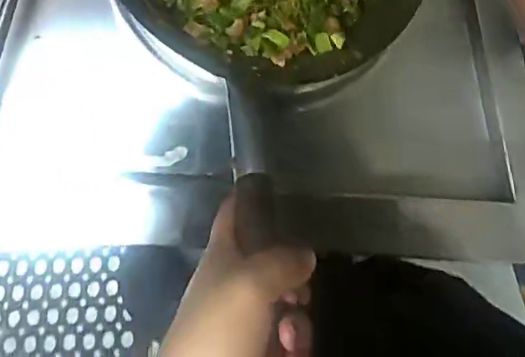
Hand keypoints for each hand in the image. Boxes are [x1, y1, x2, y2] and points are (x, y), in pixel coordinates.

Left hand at [160, 195, 316, 356]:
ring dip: (299, 319)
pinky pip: (290, 342)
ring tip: (291, 334)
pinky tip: (292, 352)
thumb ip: (281, 261)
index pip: (234, 212)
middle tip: (302, 288)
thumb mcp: (250, 282)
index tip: (277, 186)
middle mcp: (235, 283)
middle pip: (273, 264)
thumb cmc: (218, 326)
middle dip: (295, 275)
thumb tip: (306, 253)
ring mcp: (248, 322)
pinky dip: (298, 345)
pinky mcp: (261, 354)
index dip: (250, 196)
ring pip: (288, 306)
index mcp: (222, 254)